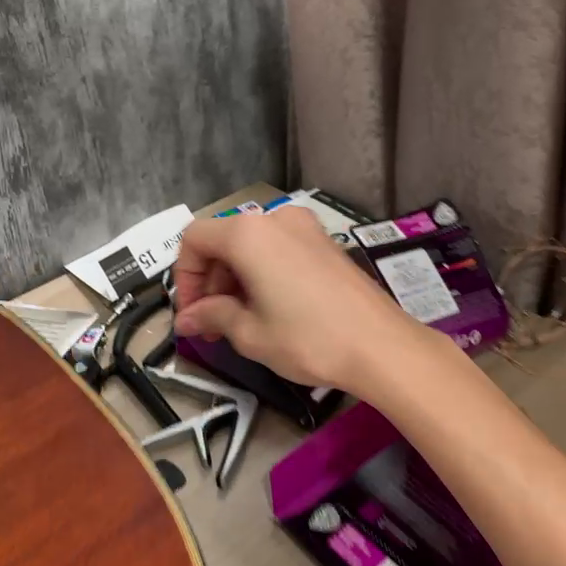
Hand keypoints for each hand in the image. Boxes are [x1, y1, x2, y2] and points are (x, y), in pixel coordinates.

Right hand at [172, 206, 436, 390]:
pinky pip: (278, 250)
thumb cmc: (308, 339)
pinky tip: (269, 310)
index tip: (191, 314)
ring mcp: (305, 228)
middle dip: (210, 282)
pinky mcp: (325, 243)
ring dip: (235, 280)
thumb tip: (185, 320)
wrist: (381, 346)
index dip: (184, 277)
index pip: (194, 239)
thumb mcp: (250, 333)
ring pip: (251, 246)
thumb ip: (212, 316)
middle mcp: (274, 219)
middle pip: (223, 241)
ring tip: (238, 324)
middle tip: (211, 326)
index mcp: (247, 234)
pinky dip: (262, 274)